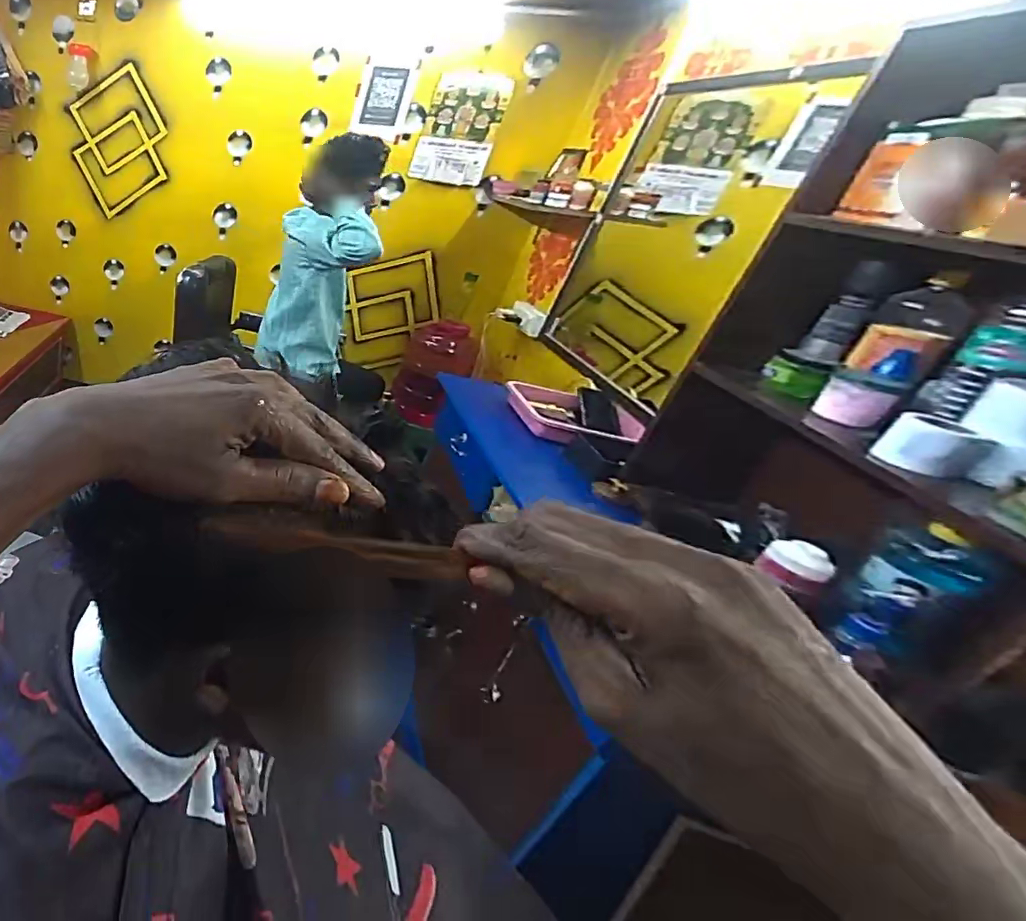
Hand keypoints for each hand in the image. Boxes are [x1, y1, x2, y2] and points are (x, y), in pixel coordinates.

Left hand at [40, 358, 385, 509]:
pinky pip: (262, 387)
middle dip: (344, 446)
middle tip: (378, 468)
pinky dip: (285, 407)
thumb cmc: (163, 458)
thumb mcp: (226, 481)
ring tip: (342, 444)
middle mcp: (256, 380)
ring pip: (289, 399)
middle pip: (311, 418)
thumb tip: (340, 490)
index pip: (318, 450)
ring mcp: (232, 370)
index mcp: (265, 407)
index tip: (378, 501)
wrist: (103, 422)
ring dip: (317, 424)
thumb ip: (284, 483)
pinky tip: (290, 412)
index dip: (349, 478)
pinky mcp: (211, 370)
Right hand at [457, 503, 1025, 919]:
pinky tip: (588, 583)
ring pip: (603, 524)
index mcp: (656, 600)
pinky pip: (646, 544)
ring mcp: (724, 562)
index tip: (452, 548)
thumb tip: (494, 576)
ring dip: (554, 540)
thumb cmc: (729, 774)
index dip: (490, 542)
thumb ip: (555, 624)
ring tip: (527, 573)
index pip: (544, 546)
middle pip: (568, 518)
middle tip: (484, 566)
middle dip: (515, 533)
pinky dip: (598, 553)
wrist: (884, 818)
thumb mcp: (617, 705)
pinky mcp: (745, 575)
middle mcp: (689, 561)